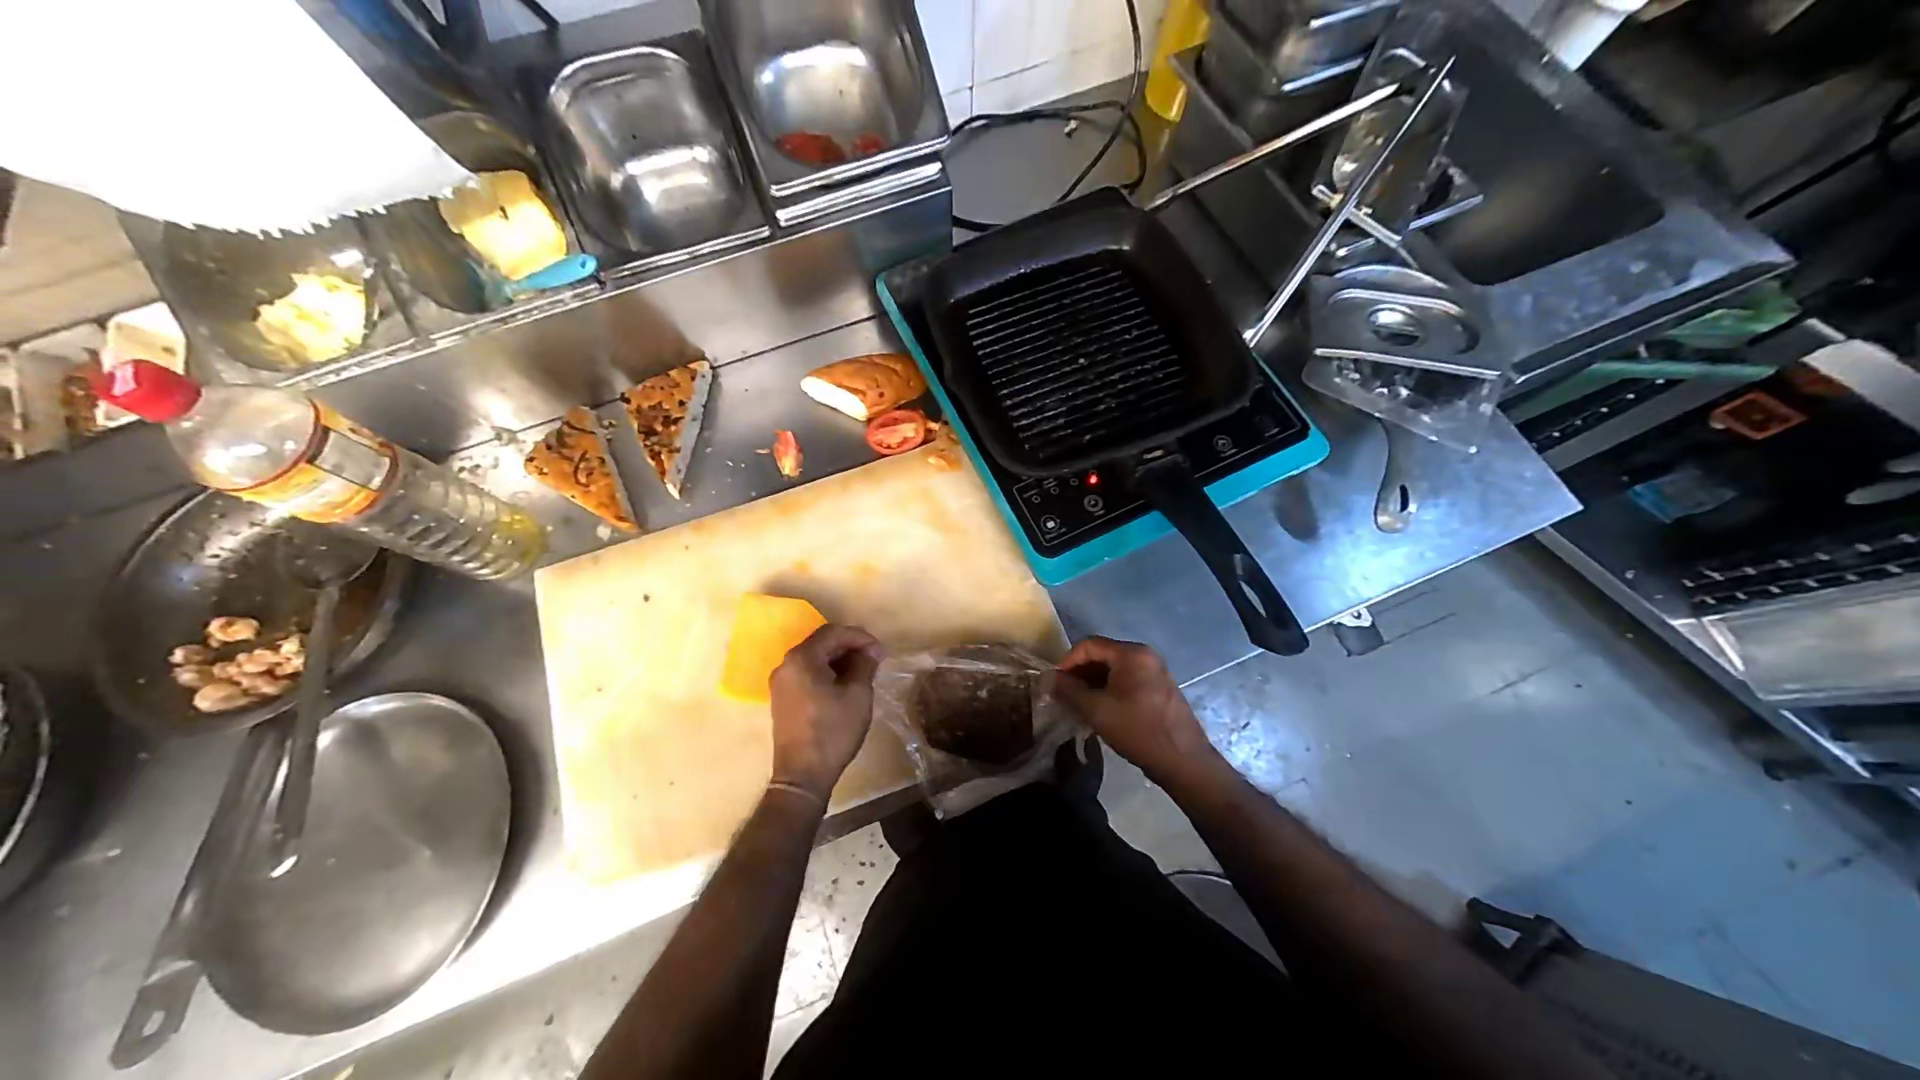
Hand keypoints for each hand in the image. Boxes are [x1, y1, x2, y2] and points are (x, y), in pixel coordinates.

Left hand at [769, 625, 882, 801]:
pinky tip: (843, 685)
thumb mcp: (857, 695)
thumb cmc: (833, 731)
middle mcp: (785, 665)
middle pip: (820, 643)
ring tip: (862, 672)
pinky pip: (806, 674)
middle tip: (874, 659)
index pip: (832, 633)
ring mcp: (780, 683)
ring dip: (838, 660)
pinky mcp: (782, 699)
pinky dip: (825, 673)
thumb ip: (864, 665)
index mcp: (802, 659)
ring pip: (813, 659)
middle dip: (849, 647)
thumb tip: (870, 650)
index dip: (859, 637)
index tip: (880, 650)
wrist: (803, 774)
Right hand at [1051, 637, 1224, 787]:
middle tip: (1063, 696)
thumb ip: (1068, 691)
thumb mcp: (1096, 710)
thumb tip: (1046, 678)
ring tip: (1078, 706)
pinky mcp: (1160, 689)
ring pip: (1114, 670)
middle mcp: (1146, 656)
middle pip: (1102, 655)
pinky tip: (1100, 711)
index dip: (1067, 661)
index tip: (1054, 683)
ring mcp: (1156, 672)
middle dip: (1079, 674)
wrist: (1183, 761)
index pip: (1089, 645)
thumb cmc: (1138, 730)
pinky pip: (1127, 681)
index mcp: (1132, 654)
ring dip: (1093, 684)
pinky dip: (1109, 691)